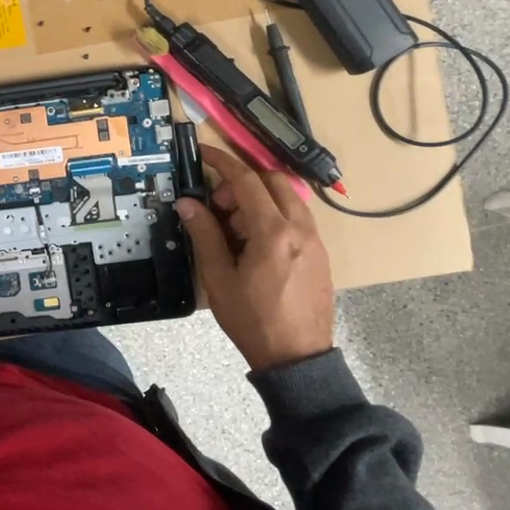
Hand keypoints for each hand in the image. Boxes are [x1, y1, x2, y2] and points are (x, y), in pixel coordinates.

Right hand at [175, 144, 335, 372]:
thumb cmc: (252, 319)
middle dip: (242, 182)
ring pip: (288, 198)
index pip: (247, 182)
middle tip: (216, 205)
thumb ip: (204, 234)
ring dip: (259, 199)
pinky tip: (253, 243)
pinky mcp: (321, 254)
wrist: (297, 357)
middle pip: (273, 181)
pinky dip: (273, 215)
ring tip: (233, 228)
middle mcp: (301, 229)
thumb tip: (188, 203)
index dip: (223, 162)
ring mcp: (316, 241)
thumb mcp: (218, 278)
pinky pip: (297, 218)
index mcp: (273, 233)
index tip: (203, 152)